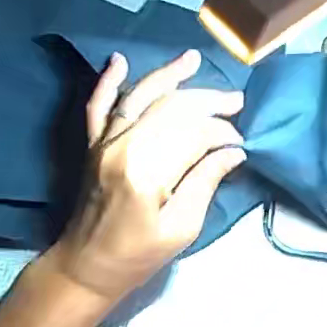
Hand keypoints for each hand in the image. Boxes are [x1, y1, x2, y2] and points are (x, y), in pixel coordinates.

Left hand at [42, 50, 246, 302]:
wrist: (86, 266)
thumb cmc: (138, 255)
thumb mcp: (181, 228)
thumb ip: (205, 183)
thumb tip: (233, 152)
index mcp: (147, 172)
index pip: (193, 134)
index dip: (221, 133)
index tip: (240, 141)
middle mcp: (123, 147)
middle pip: (171, 108)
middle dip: (207, 101)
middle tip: (235, 100)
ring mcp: (103, 142)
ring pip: (140, 97)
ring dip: (168, 76)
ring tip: (193, 59)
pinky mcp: (92, 145)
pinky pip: (97, 106)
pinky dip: (108, 82)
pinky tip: (119, 60)